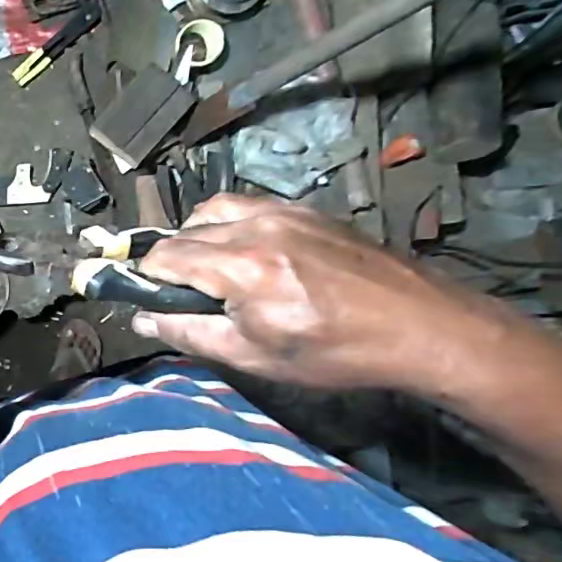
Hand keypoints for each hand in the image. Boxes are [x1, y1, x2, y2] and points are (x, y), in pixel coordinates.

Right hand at [131, 194, 510, 390]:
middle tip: (181, 294)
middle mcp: (256, 227)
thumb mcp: (254, 356)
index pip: (164, 255)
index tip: (146, 296)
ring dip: (195, 236)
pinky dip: (227, 224)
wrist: (419, 325)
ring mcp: (283, 212)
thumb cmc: (335, 352)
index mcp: (240, 267)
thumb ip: (190, 332)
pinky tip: (244, 251)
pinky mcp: (305, 209)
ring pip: (212, 211)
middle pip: (183, 232)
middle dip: (169, 261)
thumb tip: (142, 319)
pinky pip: (247, 205)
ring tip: (209, 270)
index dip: (145, 276)